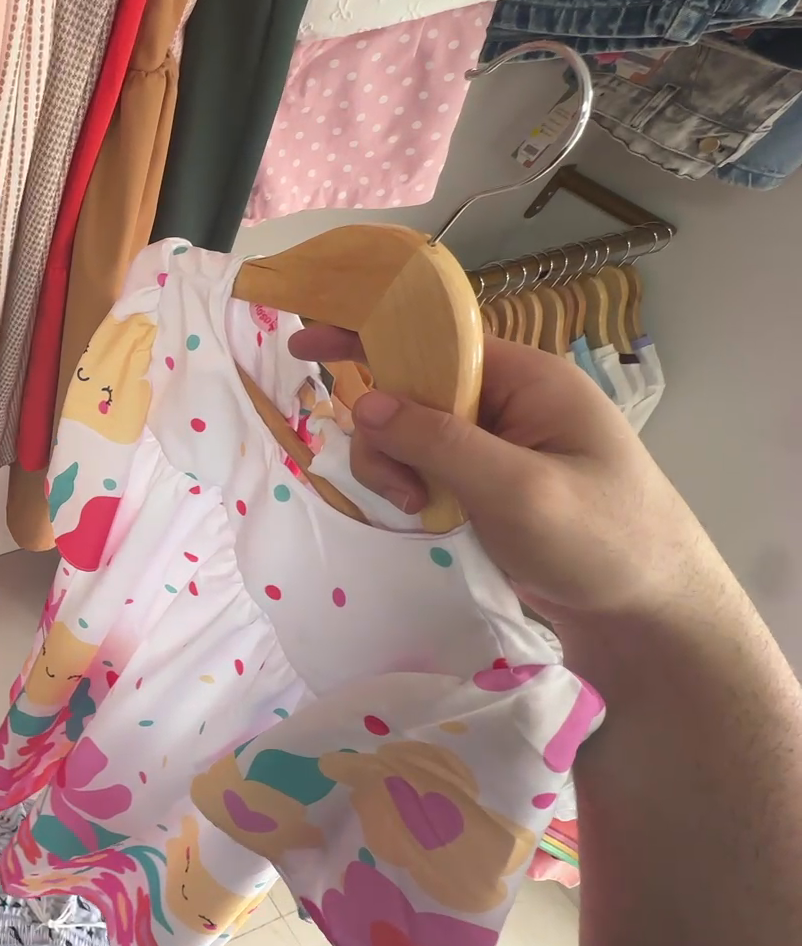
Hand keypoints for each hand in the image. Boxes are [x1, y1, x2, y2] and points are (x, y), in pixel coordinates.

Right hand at [288, 325, 722, 622]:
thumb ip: (438, 441)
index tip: (305, 342)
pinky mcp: (469, 473)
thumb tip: (363, 403)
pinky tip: (420, 511)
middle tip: (392, 484)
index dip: (369, 333)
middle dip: (381, 433)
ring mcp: (483, 439)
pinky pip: (408, 461)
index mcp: (526, 380)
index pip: (436, 339)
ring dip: (388, 467)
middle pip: (403, 389)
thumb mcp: (517, 488)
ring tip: (415, 507)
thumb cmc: (600, 540)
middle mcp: (501, 401)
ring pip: (397, 431)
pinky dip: (398, 484)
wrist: (640, 611)